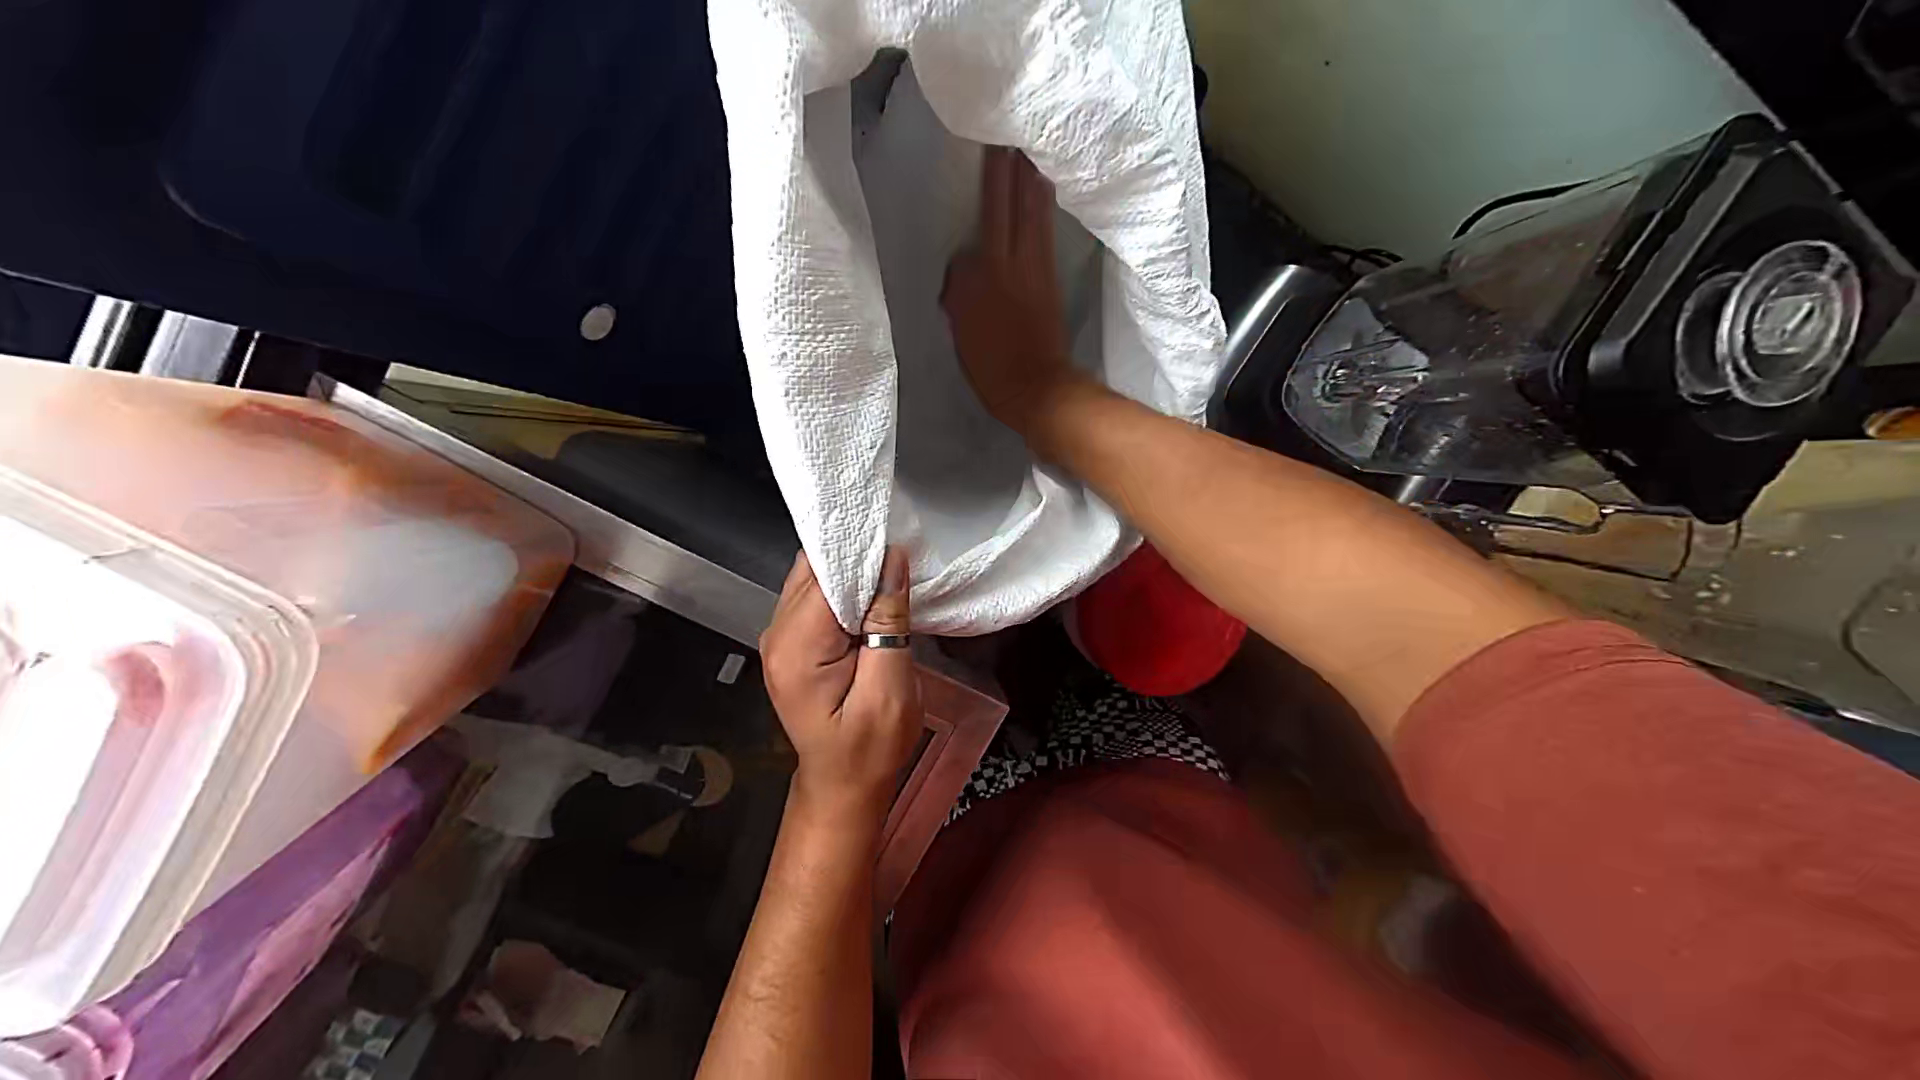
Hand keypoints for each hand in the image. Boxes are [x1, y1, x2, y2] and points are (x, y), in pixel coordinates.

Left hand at [760, 547, 923, 825]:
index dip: (860, 557)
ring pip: (814, 577)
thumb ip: (888, 624)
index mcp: (796, 648)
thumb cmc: (868, 749)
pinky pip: (817, 595)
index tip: (896, 549)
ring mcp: (781, 636)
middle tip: (899, 567)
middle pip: (813, 569)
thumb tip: (891, 562)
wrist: (844, 783)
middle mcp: (777, 635)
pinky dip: (845, 590)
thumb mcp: (889, 691)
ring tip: (889, 586)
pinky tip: (871, 602)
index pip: (823, 575)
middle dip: (857, 561)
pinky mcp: (794, 639)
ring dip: (853, 575)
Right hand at [942, 147, 1087, 436]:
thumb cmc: (992, 368)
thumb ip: (961, 294)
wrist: (1037, 388)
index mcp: (980, 276)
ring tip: (1028, 146)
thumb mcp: (962, 332)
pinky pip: (1044, 229)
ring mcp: (1034, 267)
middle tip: (1008, 128)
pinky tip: (1042, 190)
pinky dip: (1042, 204)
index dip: (982, 188)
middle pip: (1006, 204)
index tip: (985, 149)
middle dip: (1006, 166)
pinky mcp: (1050, 277)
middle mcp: (1007, 261)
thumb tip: (962, 269)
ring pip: (1031, 211)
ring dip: (1028, 177)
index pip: (976, 226)